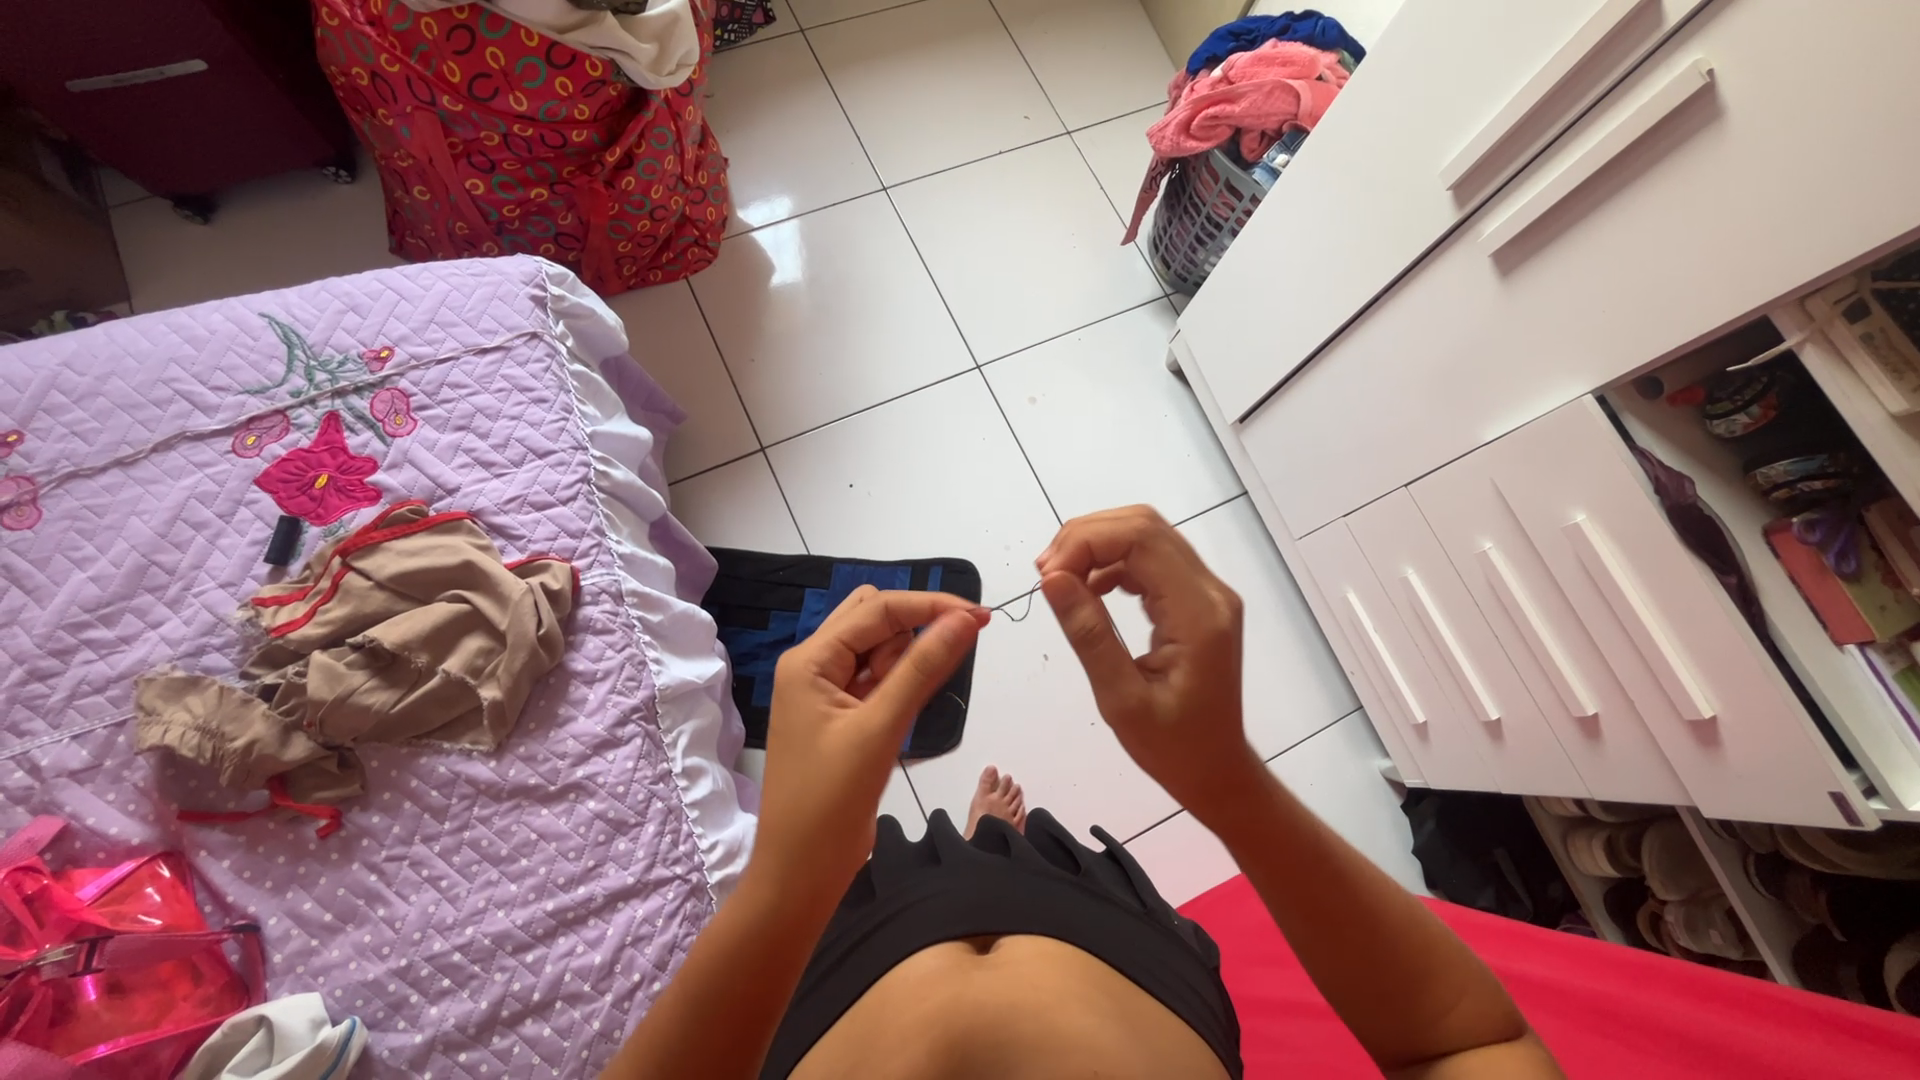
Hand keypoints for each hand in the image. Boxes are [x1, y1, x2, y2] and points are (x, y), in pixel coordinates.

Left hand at [752, 587, 987, 899]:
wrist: (801, 872)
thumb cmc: (831, 801)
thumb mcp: (880, 729)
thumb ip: (923, 668)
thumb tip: (965, 619)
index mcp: (810, 660)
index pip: (877, 609)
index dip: (930, 606)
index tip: (981, 617)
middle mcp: (814, 665)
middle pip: (873, 618)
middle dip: (915, 629)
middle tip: (943, 665)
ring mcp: (827, 691)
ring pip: (878, 648)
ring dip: (907, 660)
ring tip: (905, 710)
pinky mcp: (843, 716)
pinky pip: (877, 679)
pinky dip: (901, 683)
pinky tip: (909, 708)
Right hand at [1037, 506, 1262, 824]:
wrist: (1216, 768)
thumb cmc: (1171, 747)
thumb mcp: (1120, 698)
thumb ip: (1088, 633)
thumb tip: (1052, 579)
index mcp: (1197, 614)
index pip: (1142, 538)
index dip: (1087, 542)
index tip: (1047, 577)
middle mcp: (1209, 591)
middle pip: (1144, 525)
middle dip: (1086, 537)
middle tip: (1046, 574)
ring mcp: (1206, 592)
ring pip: (1146, 535)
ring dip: (1096, 545)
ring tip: (1057, 579)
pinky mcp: (1195, 599)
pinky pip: (1150, 558)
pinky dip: (1111, 561)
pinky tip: (1086, 589)